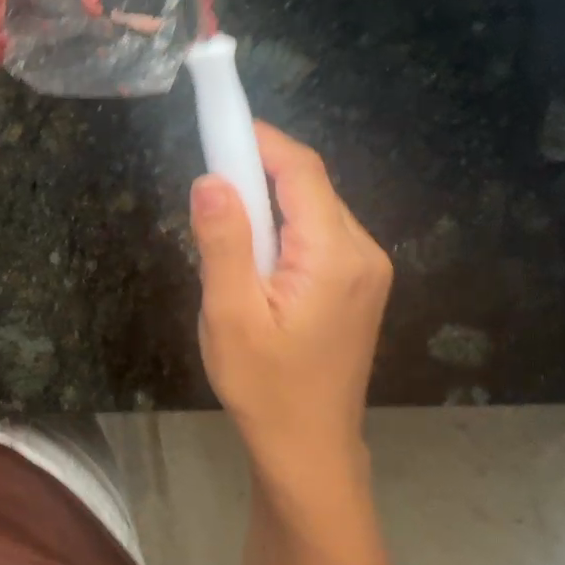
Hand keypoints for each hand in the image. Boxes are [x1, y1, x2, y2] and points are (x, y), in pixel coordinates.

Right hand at [189, 123, 393, 475]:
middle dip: (253, 167)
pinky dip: (275, 224)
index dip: (257, 137)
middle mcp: (362, 251)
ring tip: (215, 225)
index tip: (212, 118)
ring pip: (309, 207)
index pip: (300, 170)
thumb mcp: (229, 313)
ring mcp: (364, 269)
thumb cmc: (263, 383)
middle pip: (307, 184)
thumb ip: (222, 241)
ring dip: (261, 199)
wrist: (307, 445)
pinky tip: (245, 251)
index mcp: (335, 255)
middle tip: (199, 180)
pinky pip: (313, 232)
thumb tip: (209, 178)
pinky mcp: (353, 283)